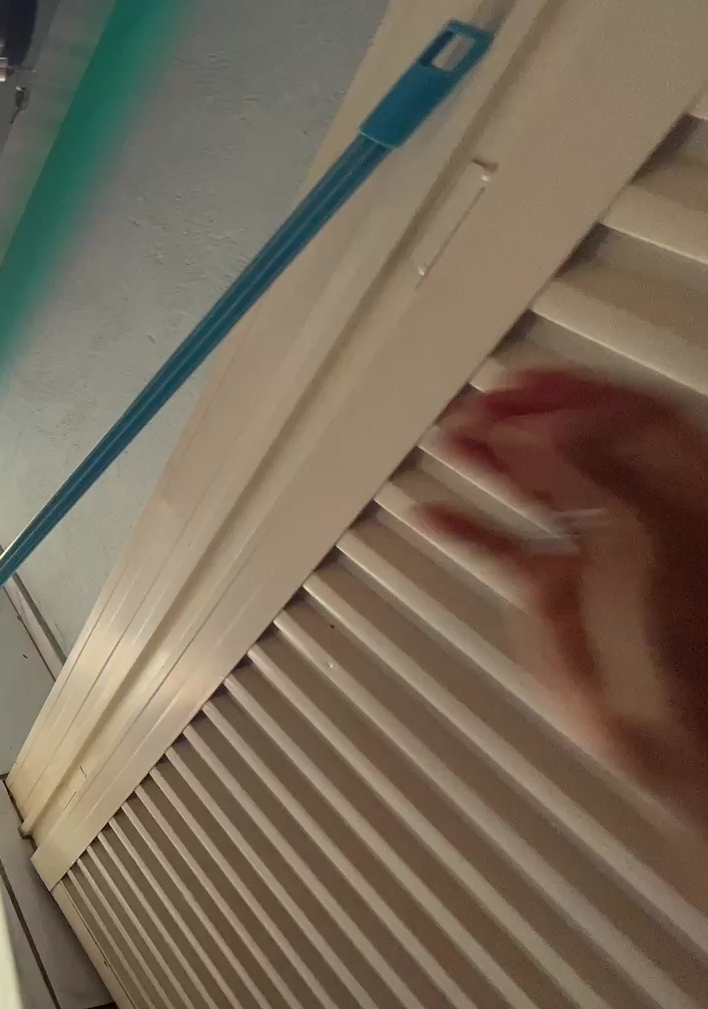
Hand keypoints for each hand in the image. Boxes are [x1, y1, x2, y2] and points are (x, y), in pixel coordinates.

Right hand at [421, 368, 707, 831]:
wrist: (667, 730)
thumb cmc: (689, 648)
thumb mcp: (646, 545)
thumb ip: (589, 480)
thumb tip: (536, 428)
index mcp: (685, 498)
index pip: (634, 419)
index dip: (574, 393)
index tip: (516, 385)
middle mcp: (643, 514)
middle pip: (580, 444)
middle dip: (525, 418)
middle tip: (474, 407)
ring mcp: (597, 550)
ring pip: (535, 486)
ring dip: (489, 460)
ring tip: (448, 439)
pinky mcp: (551, 585)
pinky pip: (497, 545)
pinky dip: (461, 528)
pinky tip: (432, 513)